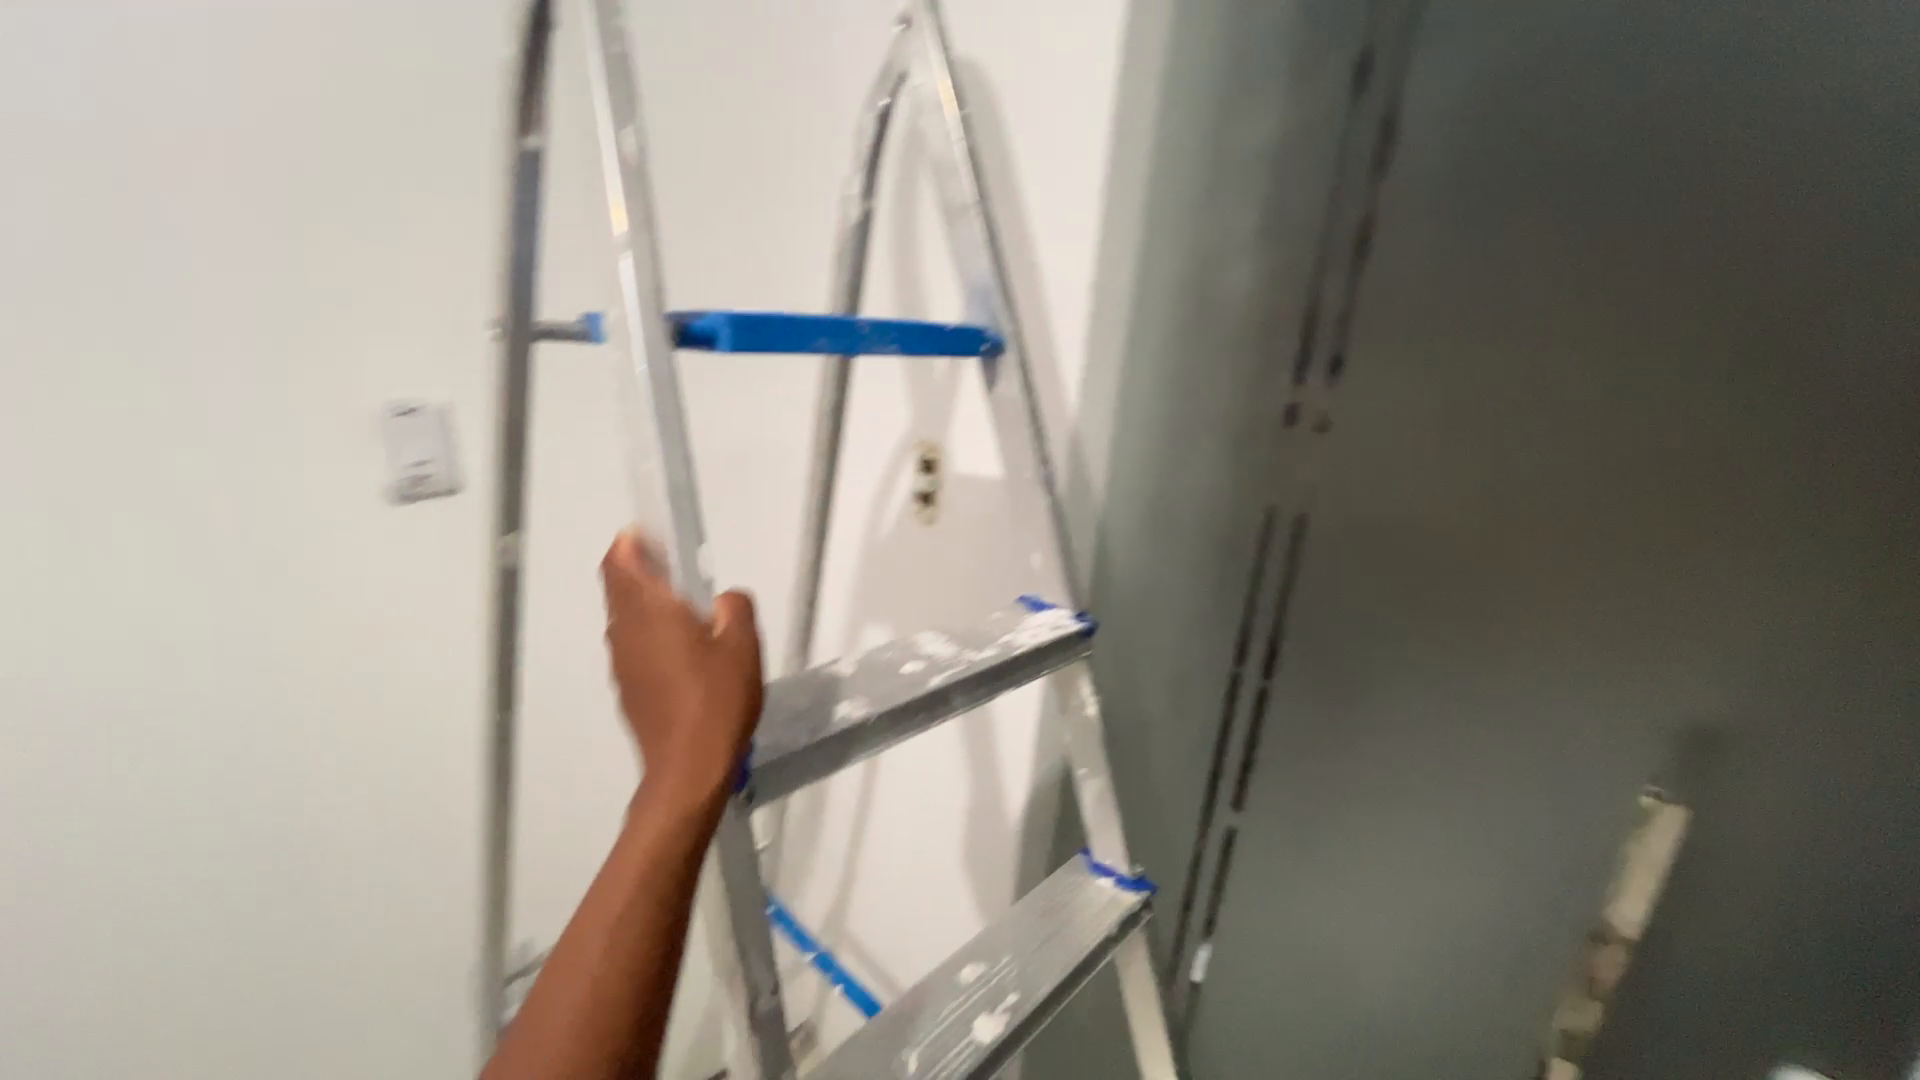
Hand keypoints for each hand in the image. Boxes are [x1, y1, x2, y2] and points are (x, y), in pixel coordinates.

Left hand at [600, 529, 763, 808]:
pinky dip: (649, 637)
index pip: (620, 561)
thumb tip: (721, 601)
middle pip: (618, 588)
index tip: (654, 537)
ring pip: (624, 619)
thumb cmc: (718, 698)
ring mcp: (621, 664)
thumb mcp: (743, 643)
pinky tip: (684, 656)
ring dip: (645, 606)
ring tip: (686, 614)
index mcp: (649, 610)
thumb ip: (734, 606)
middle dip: (639, 571)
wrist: (689, 767)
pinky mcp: (627, 690)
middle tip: (677, 571)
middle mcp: (624, 632)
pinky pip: (632, 647)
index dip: (630, 543)